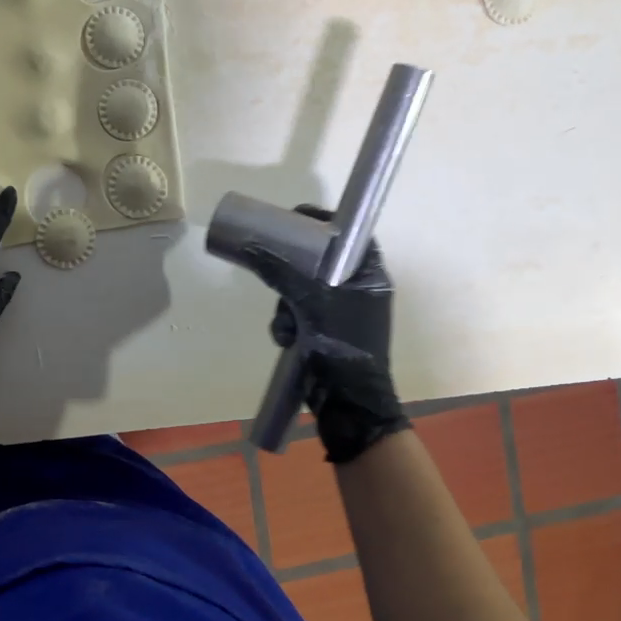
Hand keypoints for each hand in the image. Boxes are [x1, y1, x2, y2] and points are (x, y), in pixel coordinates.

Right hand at [241, 205, 407, 464]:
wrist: (350, 403)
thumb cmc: (344, 344)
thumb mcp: (311, 302)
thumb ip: (282, 273)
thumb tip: (250, 247)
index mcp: (370, 276)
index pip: (350, 235)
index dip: (324, 222)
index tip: (294, 217)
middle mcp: (361, 291)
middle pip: (320, 263)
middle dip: (293, 274)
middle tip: (275, 273)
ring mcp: (345, 314)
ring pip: (304, 291)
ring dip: (287, 305)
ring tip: (286, 326)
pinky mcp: (328, 335)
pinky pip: (302, 315)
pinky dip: (290, 325)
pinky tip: (288, 339)